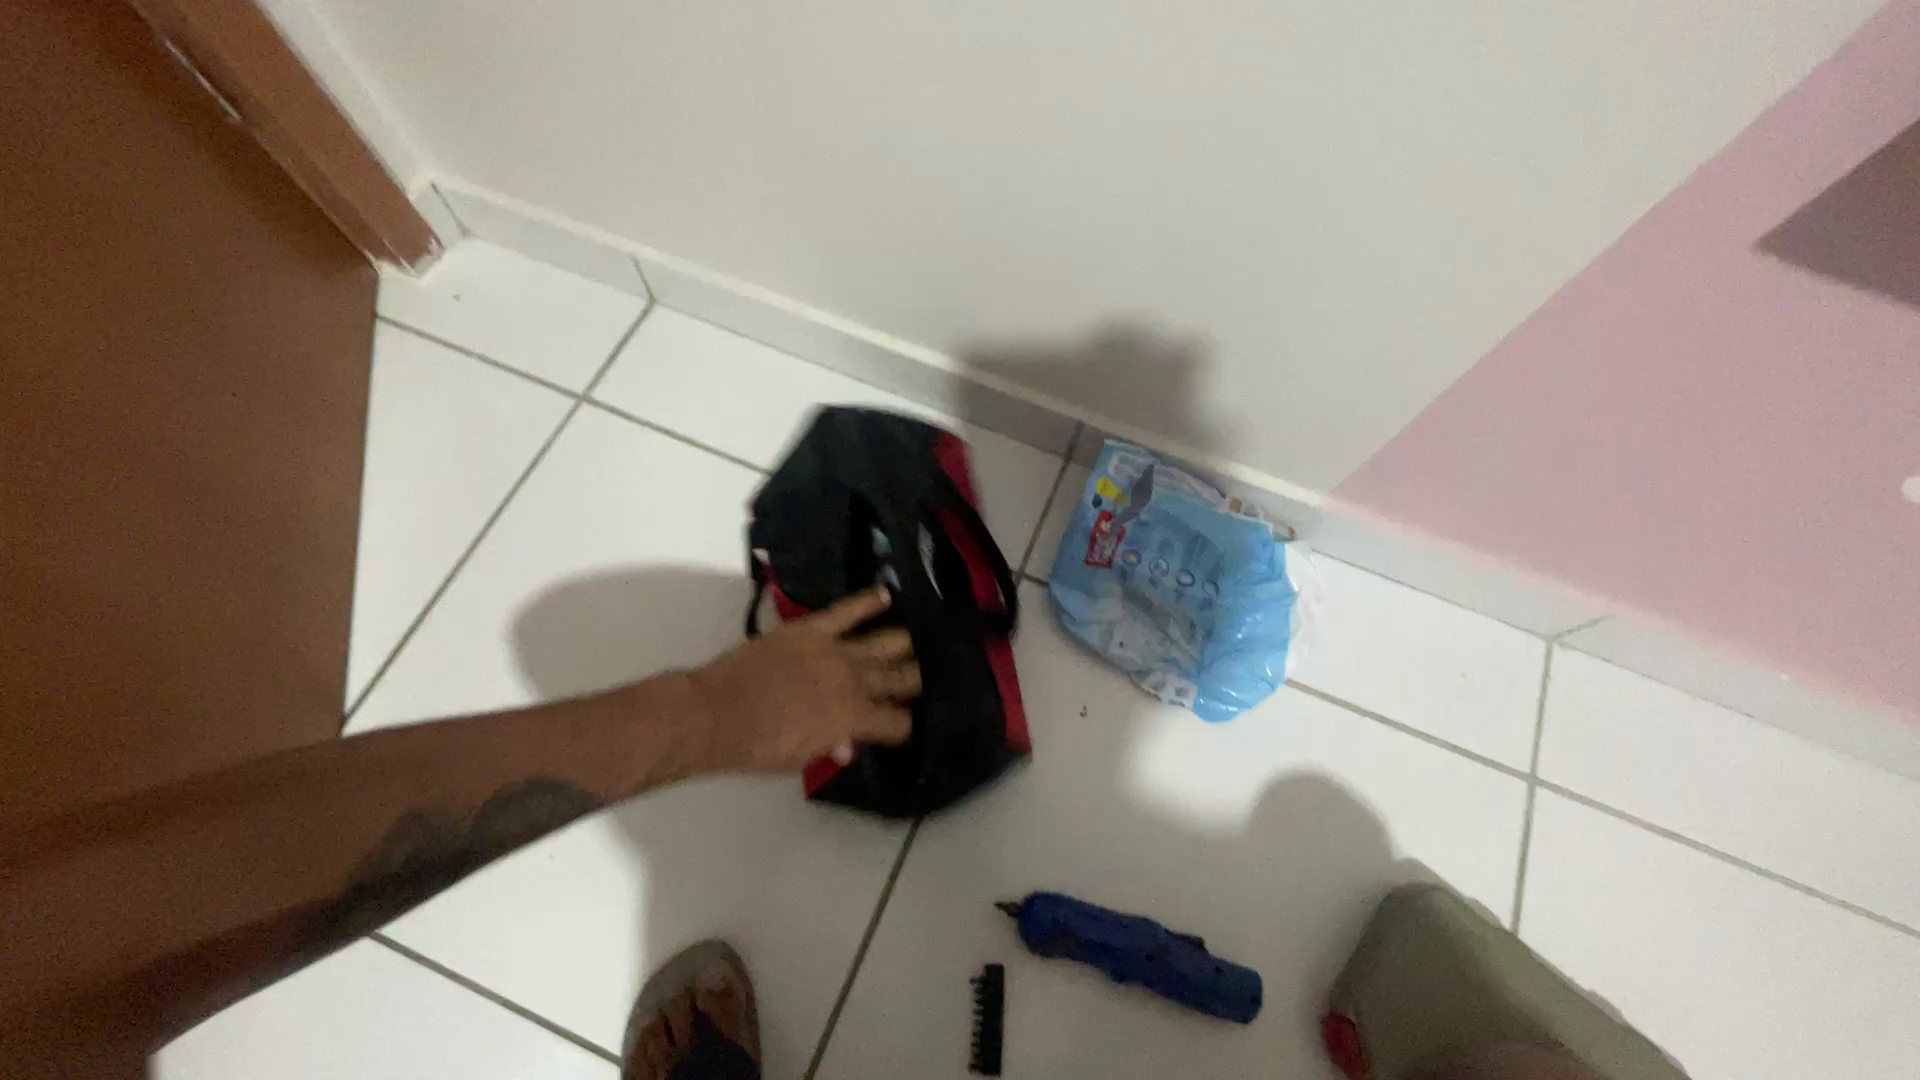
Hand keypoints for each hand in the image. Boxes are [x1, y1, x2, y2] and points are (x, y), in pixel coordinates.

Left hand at [687, 587, 917, 770]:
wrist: (717, 713)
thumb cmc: (758, 746)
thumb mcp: (800, 758)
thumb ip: (831, 746)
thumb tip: (847, 744)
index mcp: (854, 719)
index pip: (897, 722)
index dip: (902, 724)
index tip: (901, 723)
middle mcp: (854, 682)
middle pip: (900, 678)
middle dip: (913, 680)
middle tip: (919, 678)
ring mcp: (834, 651)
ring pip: (884, 642)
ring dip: (901, 643)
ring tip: (911, 642)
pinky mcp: (812, 629)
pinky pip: (847, 610)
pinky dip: (868, 601)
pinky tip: (885, 594)